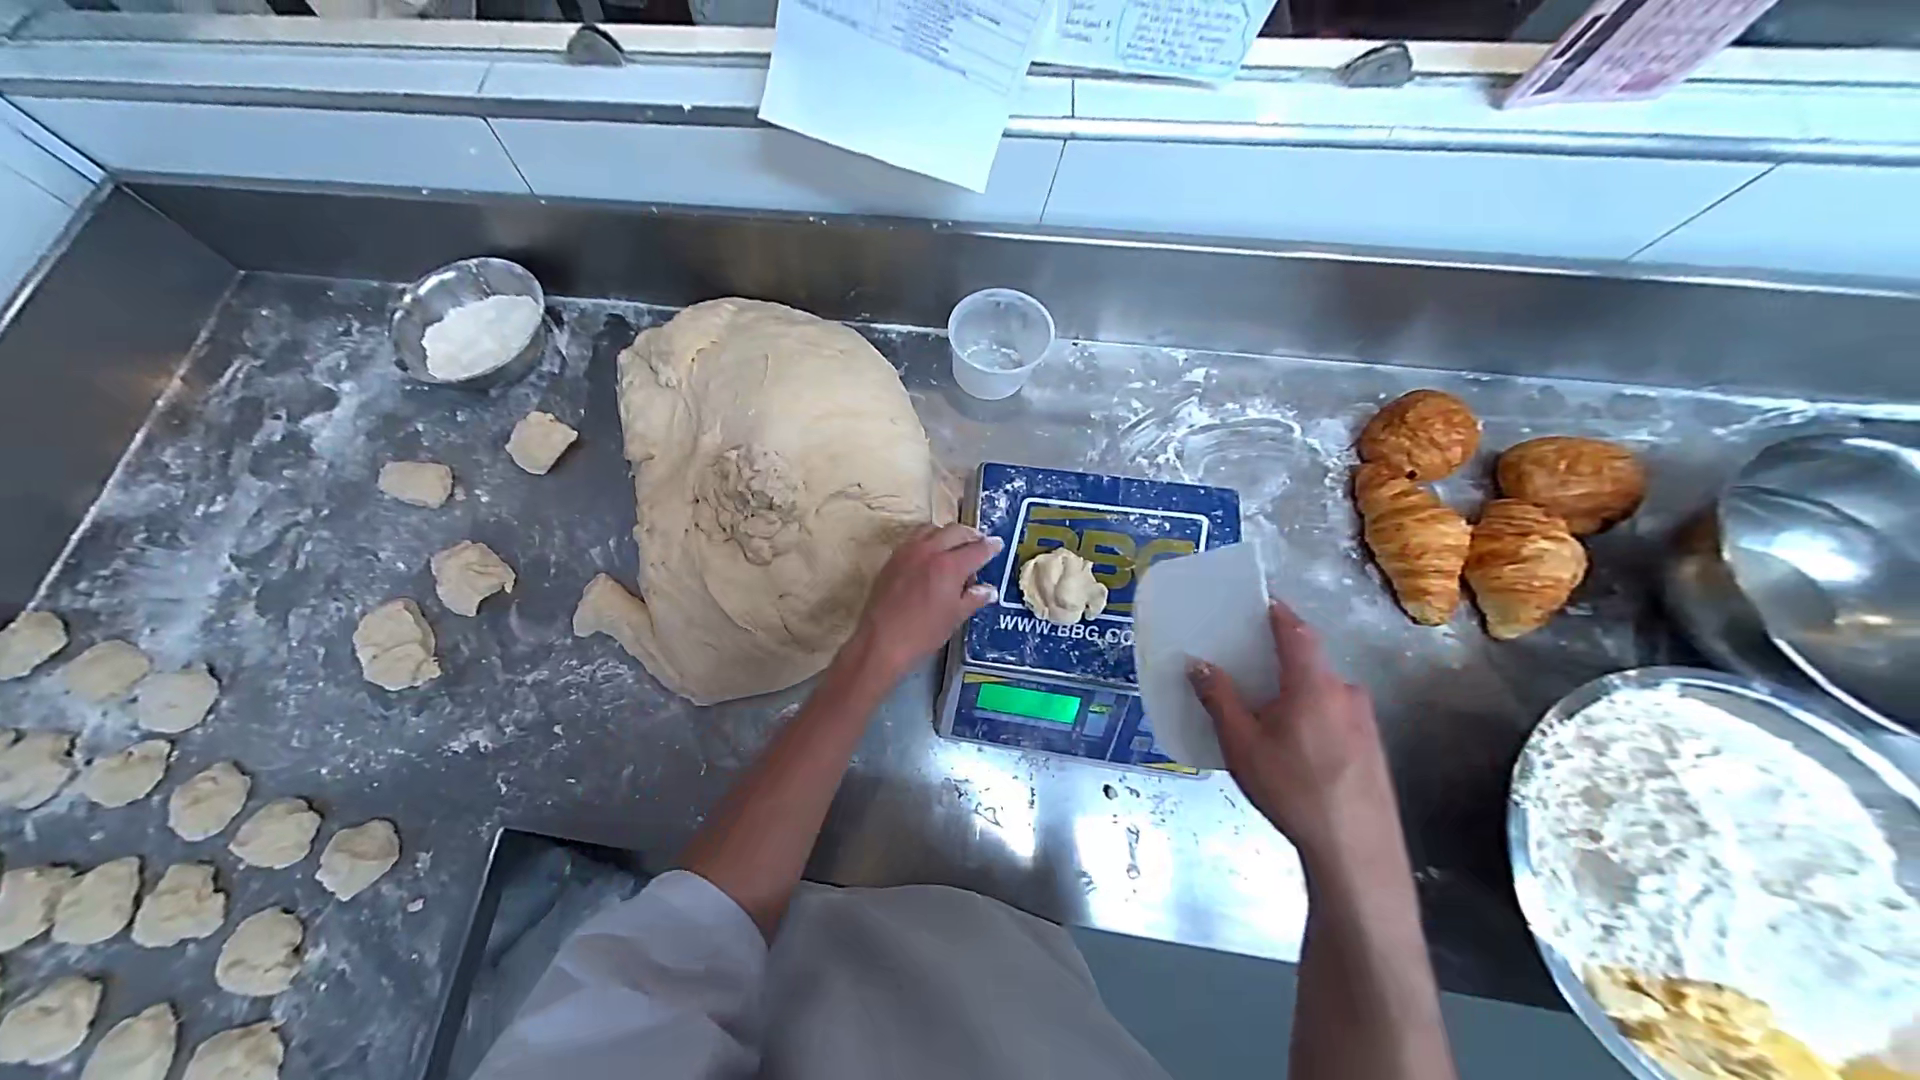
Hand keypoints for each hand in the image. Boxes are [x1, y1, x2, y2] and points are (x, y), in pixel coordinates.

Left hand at [845, 523, 1000, 681]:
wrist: (882, 640)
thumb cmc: (923, 633)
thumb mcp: (955, 617)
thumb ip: (974, 598)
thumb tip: (989, 590)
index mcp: (950, 566)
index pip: (977, 549)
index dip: (991, 546)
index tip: (998, 544)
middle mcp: (929, 551)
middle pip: (956, 531)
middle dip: (971, 535)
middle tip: (980, 543)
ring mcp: (908, 551)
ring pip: (933, 529)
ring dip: (948, 533)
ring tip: (955, 546)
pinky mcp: (893, 557)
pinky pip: (915, 538)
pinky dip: (928, 538)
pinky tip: (931, 554)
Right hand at [1187, 600, 1398, 871]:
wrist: (1357, 850)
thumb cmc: (1293, 788)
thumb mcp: (1242, 743)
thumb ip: (1219, 698)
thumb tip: (1199, 664)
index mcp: (1314, 684)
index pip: (1297, 632)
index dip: (1279, 614)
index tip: (1263, 603)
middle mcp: (1346, 693)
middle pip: (1311, 664)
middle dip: (1282, 663)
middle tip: (1252, 671)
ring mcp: (1366, 722)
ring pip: (1325, 693)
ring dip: (1298, 693)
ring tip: (1270, 716)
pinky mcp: (1374, 749)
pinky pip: (1337, 716)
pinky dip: (1314, 716)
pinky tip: (1298, 749)